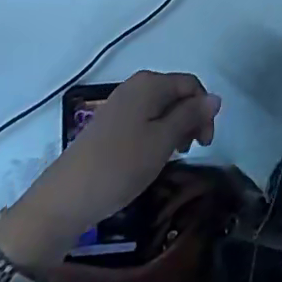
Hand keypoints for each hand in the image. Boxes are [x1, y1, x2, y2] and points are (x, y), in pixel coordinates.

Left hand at [0, 71, 221, 270]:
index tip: (205, 143)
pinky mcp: (109, 124)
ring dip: (174, 128)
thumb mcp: (163, 141)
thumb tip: (215, 97)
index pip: (191, 85)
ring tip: (173, 156)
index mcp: (150, 83)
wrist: (66, 198)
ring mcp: (120, 105)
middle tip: (192, 151)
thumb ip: (190, 116)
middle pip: (176, 94)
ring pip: (160, 108)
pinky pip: (144, 120)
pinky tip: (152, 157)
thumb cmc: (121, 165)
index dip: (204, 110)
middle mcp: (135, 86)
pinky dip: (156, 134)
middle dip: (190, 118)